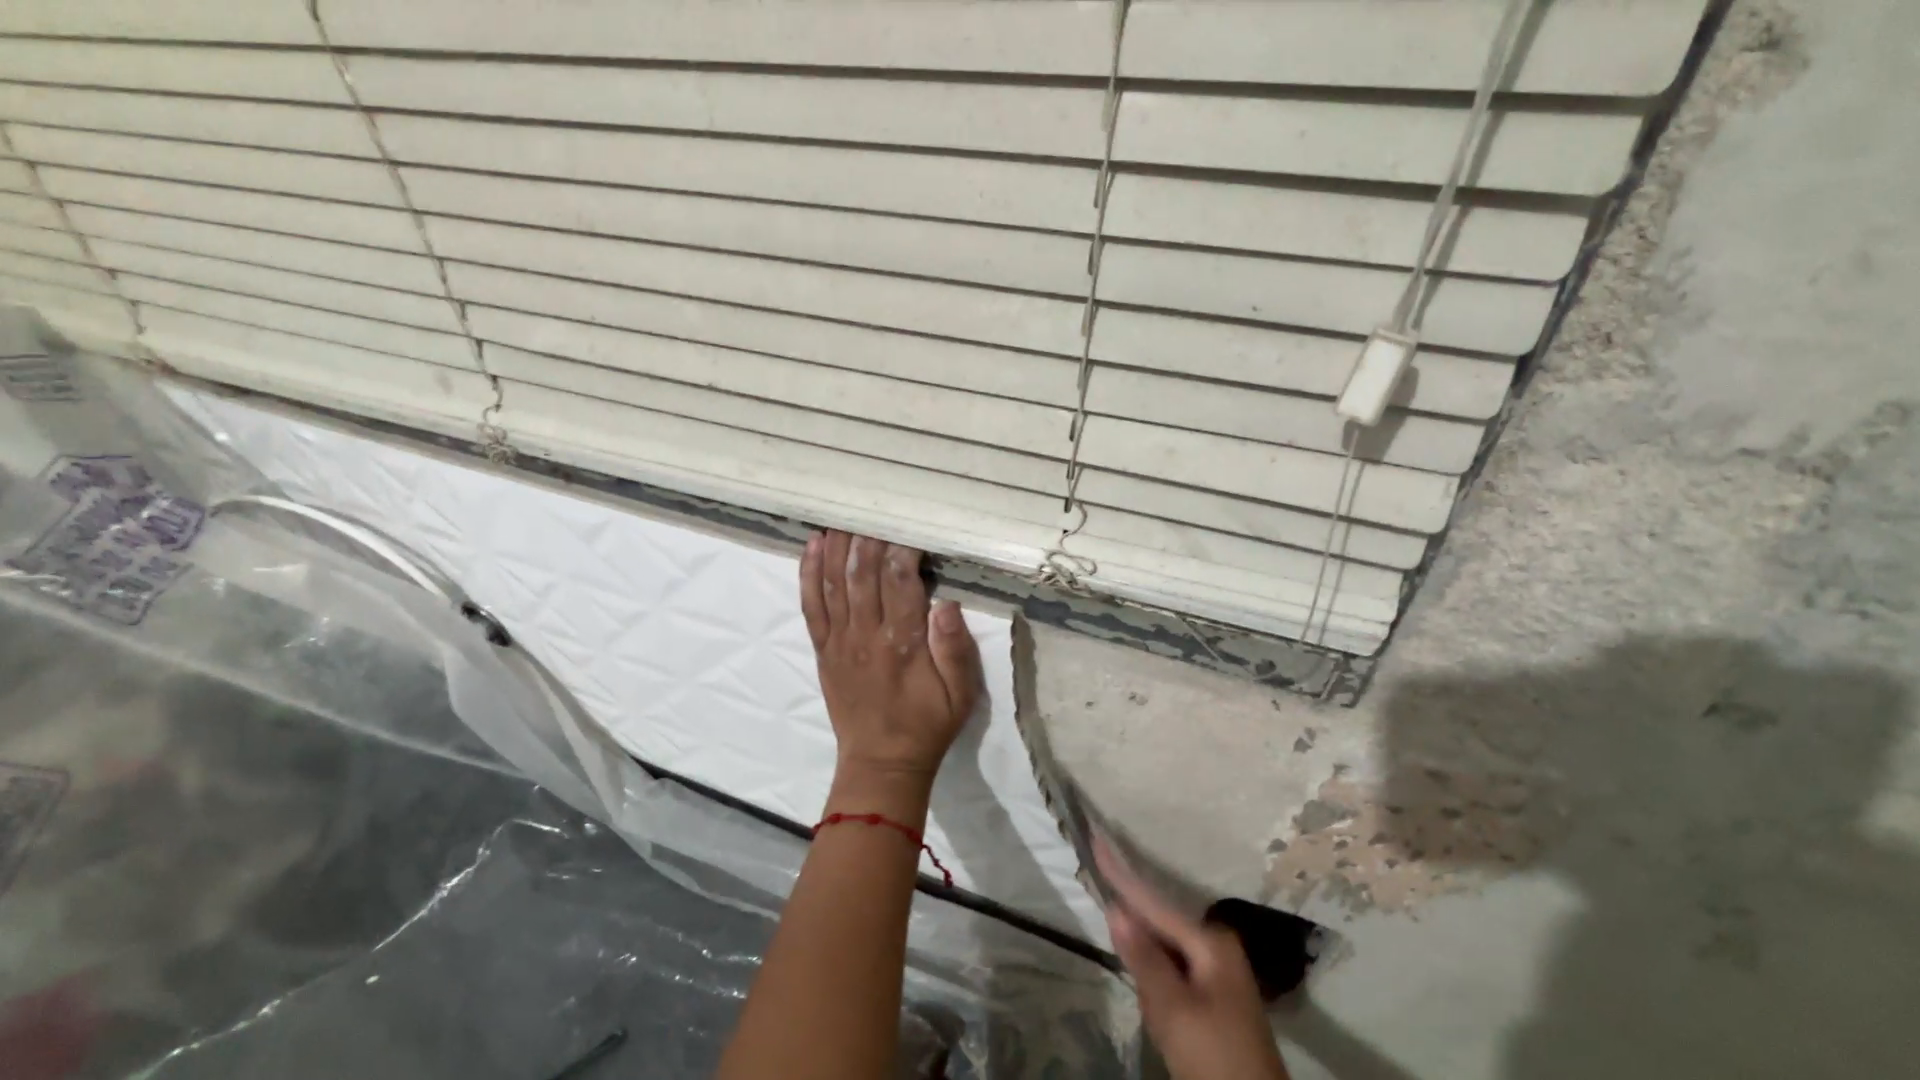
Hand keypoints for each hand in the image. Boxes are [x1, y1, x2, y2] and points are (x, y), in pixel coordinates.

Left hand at [800, 531, 981, 781]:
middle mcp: (866, 636)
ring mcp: (840, 641)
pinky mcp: (823, 649)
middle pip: (863, 574)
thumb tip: (946, 603)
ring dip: (839, 545)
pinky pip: (811, 605)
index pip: (900, 582)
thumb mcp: (961, 695)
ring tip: (844, 512)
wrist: (881, 762)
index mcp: (903, 644)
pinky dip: (809, 572)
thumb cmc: (927, 725)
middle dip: (869, 537)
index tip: (911, 525)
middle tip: (876, 508)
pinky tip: (814, 544)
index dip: (903, 549)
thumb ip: (955, 650)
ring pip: (834, 583)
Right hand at [1097, 842, 1290, 1079]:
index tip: (1097, 838)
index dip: (1121, 873)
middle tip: (1096, 866)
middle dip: (1129, 904)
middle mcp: (1216, 945)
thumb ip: (1144, 956)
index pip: (1154, 901)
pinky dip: (1148, 960)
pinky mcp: (1209, 992)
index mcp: (1210, 941)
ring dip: (1137, 935)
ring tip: (1110, 900)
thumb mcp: (1172, 1007)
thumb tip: (1116, 909)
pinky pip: (1170, 962)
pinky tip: (1133, 954)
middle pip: (1159, 916)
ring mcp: (1215, 969)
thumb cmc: (1212, 1054)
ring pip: (1162, 941)